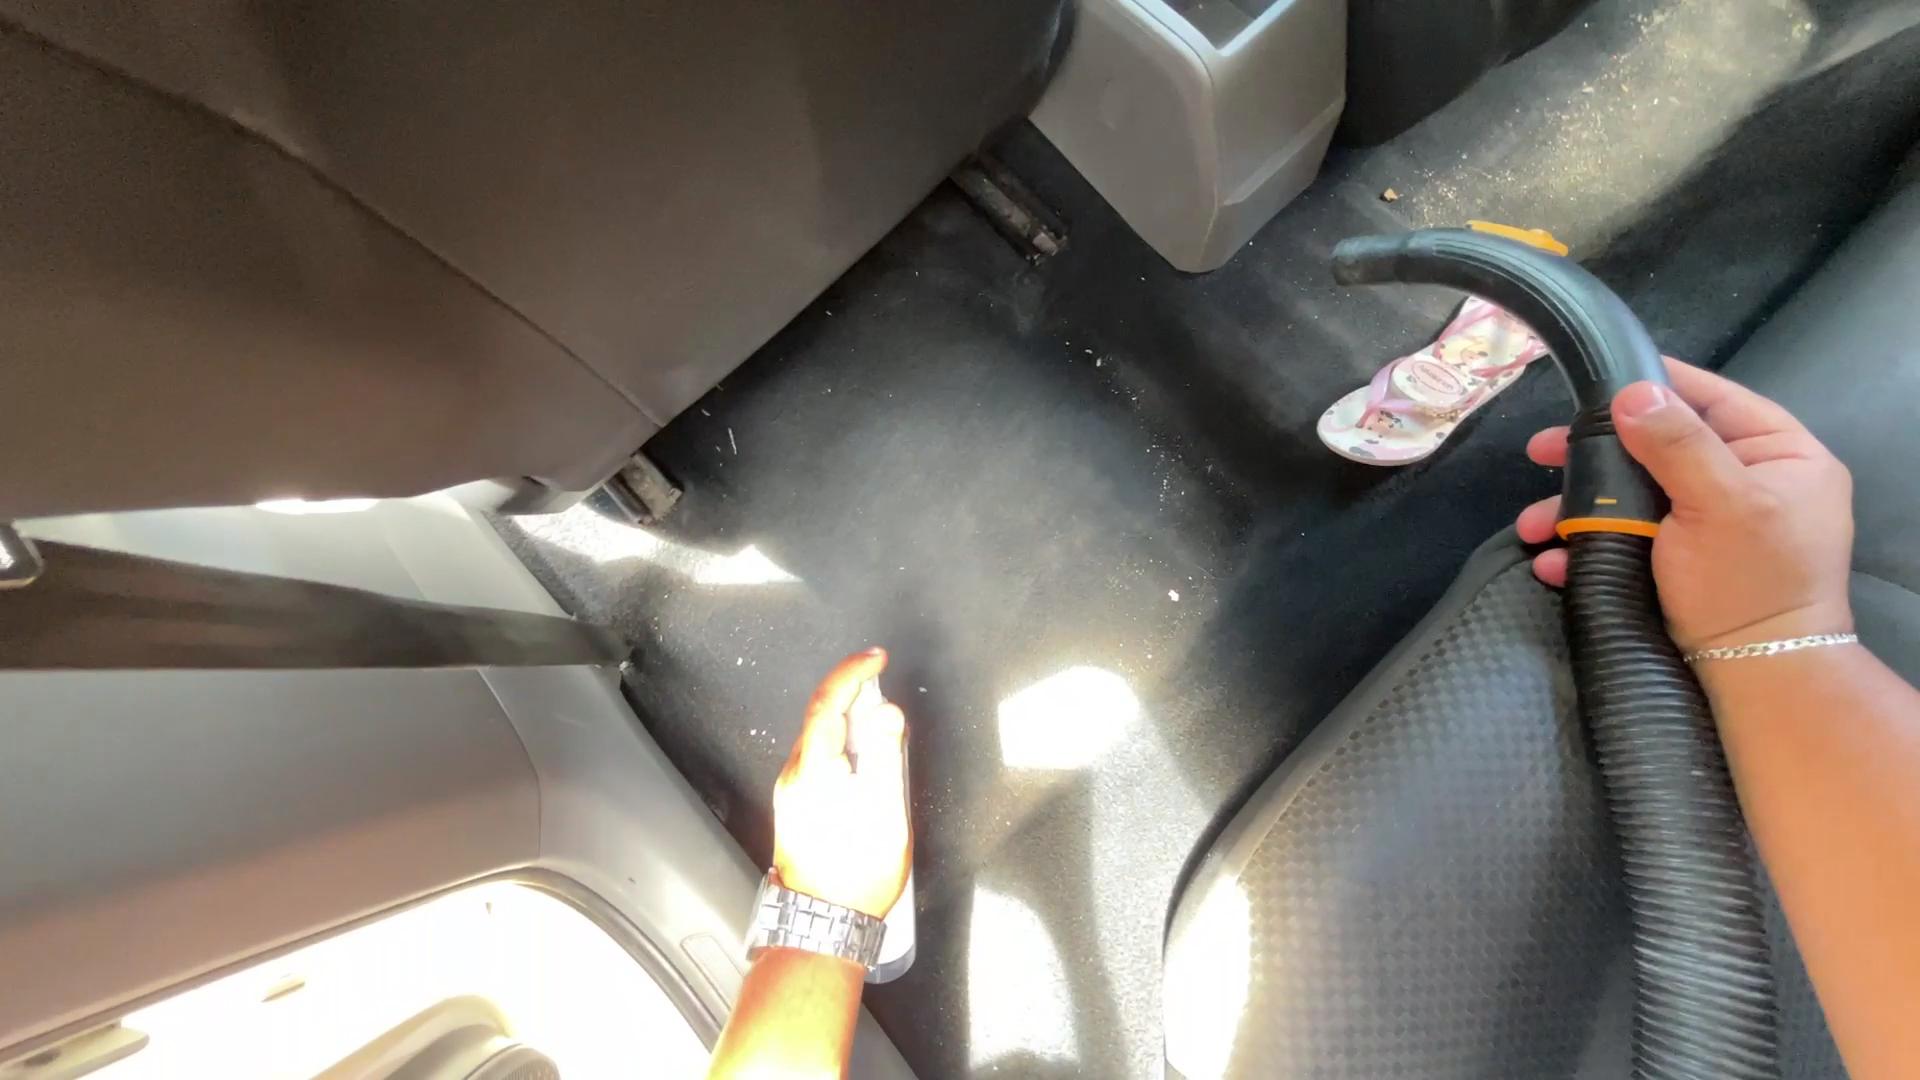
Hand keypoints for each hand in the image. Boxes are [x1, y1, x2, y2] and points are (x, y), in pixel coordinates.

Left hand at [772, 648, 911, 918]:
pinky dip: (842, 744)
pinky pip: (819, 759)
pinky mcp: (797, 806)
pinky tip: (863, 759)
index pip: (828, 701)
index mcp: (814, 769)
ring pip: (821, 738)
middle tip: (884, 686)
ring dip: (849, 720)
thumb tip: (886, 713)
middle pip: (821, 716)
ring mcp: (793, 792)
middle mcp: (796, 775)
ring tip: (881, 727)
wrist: (823, 924)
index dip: (852, 672)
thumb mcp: (884, 809)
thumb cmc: (856, 873)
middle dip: (853, 693)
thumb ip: (885, 754)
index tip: (876, 657)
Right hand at [1517, 357, 1854, 650]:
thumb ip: (1679, 446)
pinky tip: (1552, 559)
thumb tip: (1633, 391)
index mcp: (1774, 456)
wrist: (1745, 666)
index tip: (1600, 378)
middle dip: (1587, 456)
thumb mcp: (1721, 505)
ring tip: (1529, 527)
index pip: (1713, 399)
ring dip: (1567, 511)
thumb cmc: (1748, 579)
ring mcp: (1693, 519)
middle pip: (1650, 446)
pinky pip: (1609, 535)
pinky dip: (1575, 546)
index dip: (1657, 385)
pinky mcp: (1658, 553)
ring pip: (1618, 494)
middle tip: (1537, 451)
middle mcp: (1734, 480)